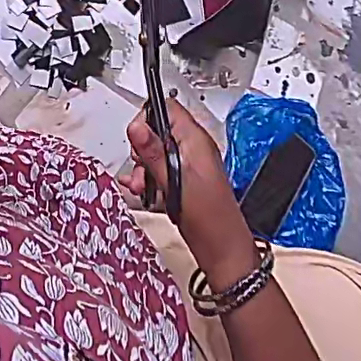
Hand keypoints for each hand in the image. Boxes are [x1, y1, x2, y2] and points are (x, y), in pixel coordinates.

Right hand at [119, 100, 258, 285]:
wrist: (224, 253)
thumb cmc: (210, 221)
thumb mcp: (175, 182)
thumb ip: (153, 153)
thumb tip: (136, 126)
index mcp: (195, 140)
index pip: (166, 107)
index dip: (147, 119)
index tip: (138, 141)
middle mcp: (193, 148)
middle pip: (155, 130)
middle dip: (141, 149)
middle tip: (141, 169)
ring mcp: (188, 163)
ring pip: (154, 151)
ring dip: (142, 168)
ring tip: (143, 186)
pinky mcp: (183, 179)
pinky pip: (158, 169)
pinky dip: (148, 178)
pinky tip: (144, 191)